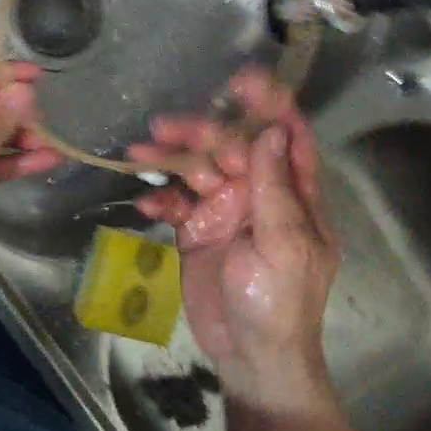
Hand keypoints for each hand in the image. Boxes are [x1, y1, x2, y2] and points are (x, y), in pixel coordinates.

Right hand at [129, 67, 340, 411]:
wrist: (249, 352)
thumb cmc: (280, 300)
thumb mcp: (285, 244)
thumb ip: (275, 188)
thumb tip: (272, 132)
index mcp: (291, 195)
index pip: (285, 138)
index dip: (269, 107)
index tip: (244, 78)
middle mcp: (258, 195)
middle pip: (230, 148)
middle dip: (199, 132)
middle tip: (163, 126)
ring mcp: (224, 212)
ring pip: (196, 170)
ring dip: (169, 159)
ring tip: (139, 153)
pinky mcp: (195, 231)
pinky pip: (175, 202)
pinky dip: (159, 197)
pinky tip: (146, 201)